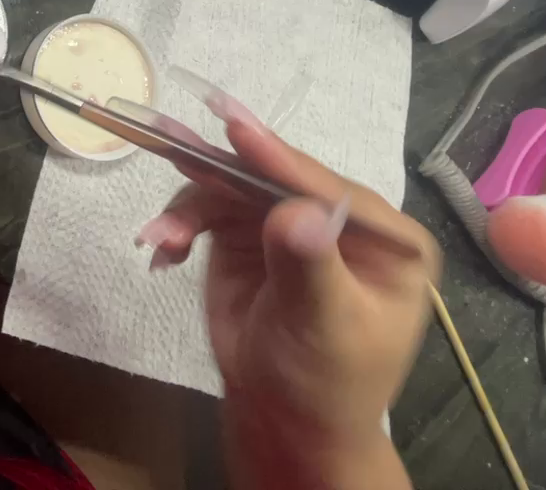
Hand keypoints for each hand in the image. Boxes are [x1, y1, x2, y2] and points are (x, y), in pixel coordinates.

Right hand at [137, 96, 438, 488]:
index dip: (276, 158)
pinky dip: (179, 228)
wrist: (281, 417)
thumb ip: (308, 266)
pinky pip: (203, 210)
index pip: (325, 188)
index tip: (234, 127)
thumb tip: (296, 212)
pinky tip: (163, 253)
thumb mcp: (322, 326)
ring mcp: (285, 221)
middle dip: (215, 172)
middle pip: (268, 176)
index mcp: (385, 238)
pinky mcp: (244, 231)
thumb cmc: (323, 381)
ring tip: (161, 238)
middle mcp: (336, 218)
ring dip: (187, 210)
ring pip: (227, 189)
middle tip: (168, 141)